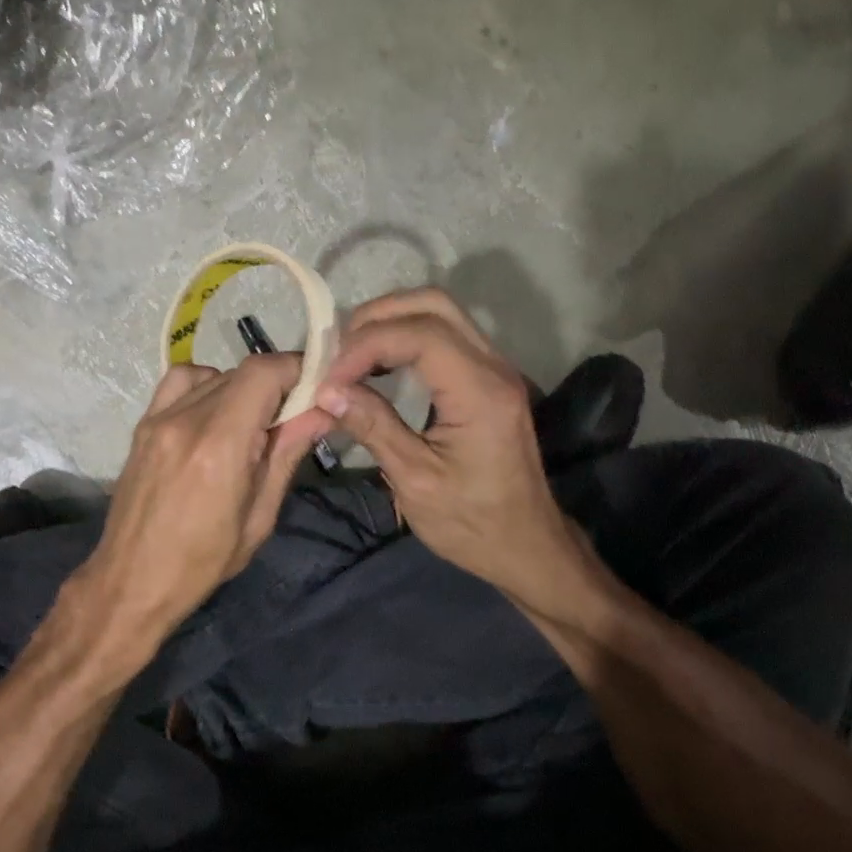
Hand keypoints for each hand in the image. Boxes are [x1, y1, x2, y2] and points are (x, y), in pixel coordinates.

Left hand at [80, 354, 334, 636]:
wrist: (132, 580)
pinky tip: (215, 416)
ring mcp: (158, 419)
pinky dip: (206, 386)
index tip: (317, 387)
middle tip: (293, 416)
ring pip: (213, 375)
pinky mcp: (143, 426)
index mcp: (221, 446)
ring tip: (253, 422)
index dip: (297, 370)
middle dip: (276, 384)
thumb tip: (322, 411)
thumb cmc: (203, 562)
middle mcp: (186, 420)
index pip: (264, 373)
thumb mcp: (259, 517)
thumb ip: (288, 455)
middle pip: (242, 372)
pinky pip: (179, 383)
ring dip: (242, 388)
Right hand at [315, 289, 609, 625]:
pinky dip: (405, 339)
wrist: (525, 546)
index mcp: (479, 392)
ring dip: (390, 324)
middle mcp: (493, 367)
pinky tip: (375, 368)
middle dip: (377, 318)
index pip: (419, 334)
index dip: (366, 345)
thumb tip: (326, 391)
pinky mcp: (486, 381)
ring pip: (440, 314)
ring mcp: (494, 370)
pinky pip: (444, 337)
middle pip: (433, 305)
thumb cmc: (471, 522)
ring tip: (349, 358)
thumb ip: (373, 426)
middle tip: (336, 354)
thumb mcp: (415, 480)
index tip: (329, 378)